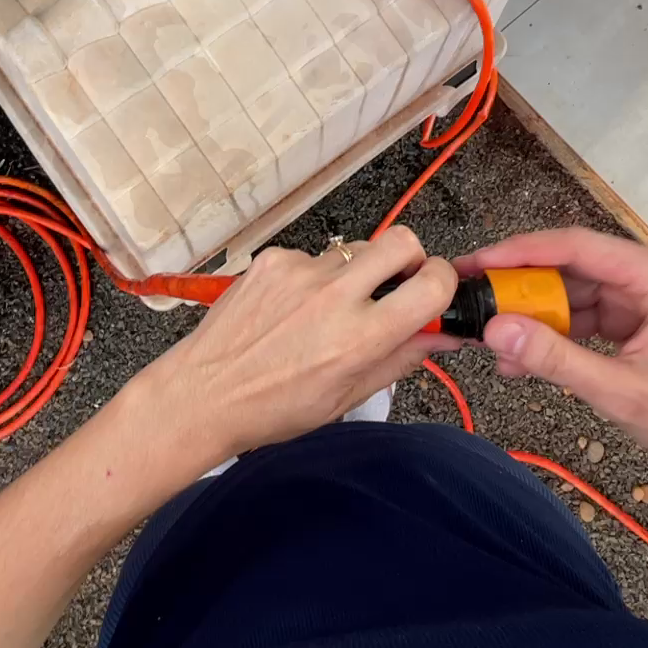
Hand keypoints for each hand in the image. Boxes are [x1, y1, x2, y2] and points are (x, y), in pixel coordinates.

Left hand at [132, 226, 460, 460]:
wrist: (204, 393)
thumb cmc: (275, 407)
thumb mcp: (347, 396)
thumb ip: (400, 358)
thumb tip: (441, 335)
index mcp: (361, 336)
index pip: (431, 283)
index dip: (442, 281)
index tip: (434, 290)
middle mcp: (334, 294)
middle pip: (401, 240)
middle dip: (409, 258)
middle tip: (394, 284)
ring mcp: (300, 270)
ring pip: (353, 252)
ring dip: (353, 274)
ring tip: (324, 311)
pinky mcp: (272, 259)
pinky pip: (311, 257)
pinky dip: (311, 278)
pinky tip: (291, 308)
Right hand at [457, 227, 647, 483]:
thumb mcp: (622, 393)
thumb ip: (555, 359)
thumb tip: (494, 329)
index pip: (575, 246)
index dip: (517, 252)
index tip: (473, 264)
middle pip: (569, 266)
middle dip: (519, 288)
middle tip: (473, 300)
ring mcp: (645, 290)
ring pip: (571, 289)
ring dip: (534, 316)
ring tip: (492, 341)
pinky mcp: (638, 311)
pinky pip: (585, 311)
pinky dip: (555, 332)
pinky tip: (524, 355)